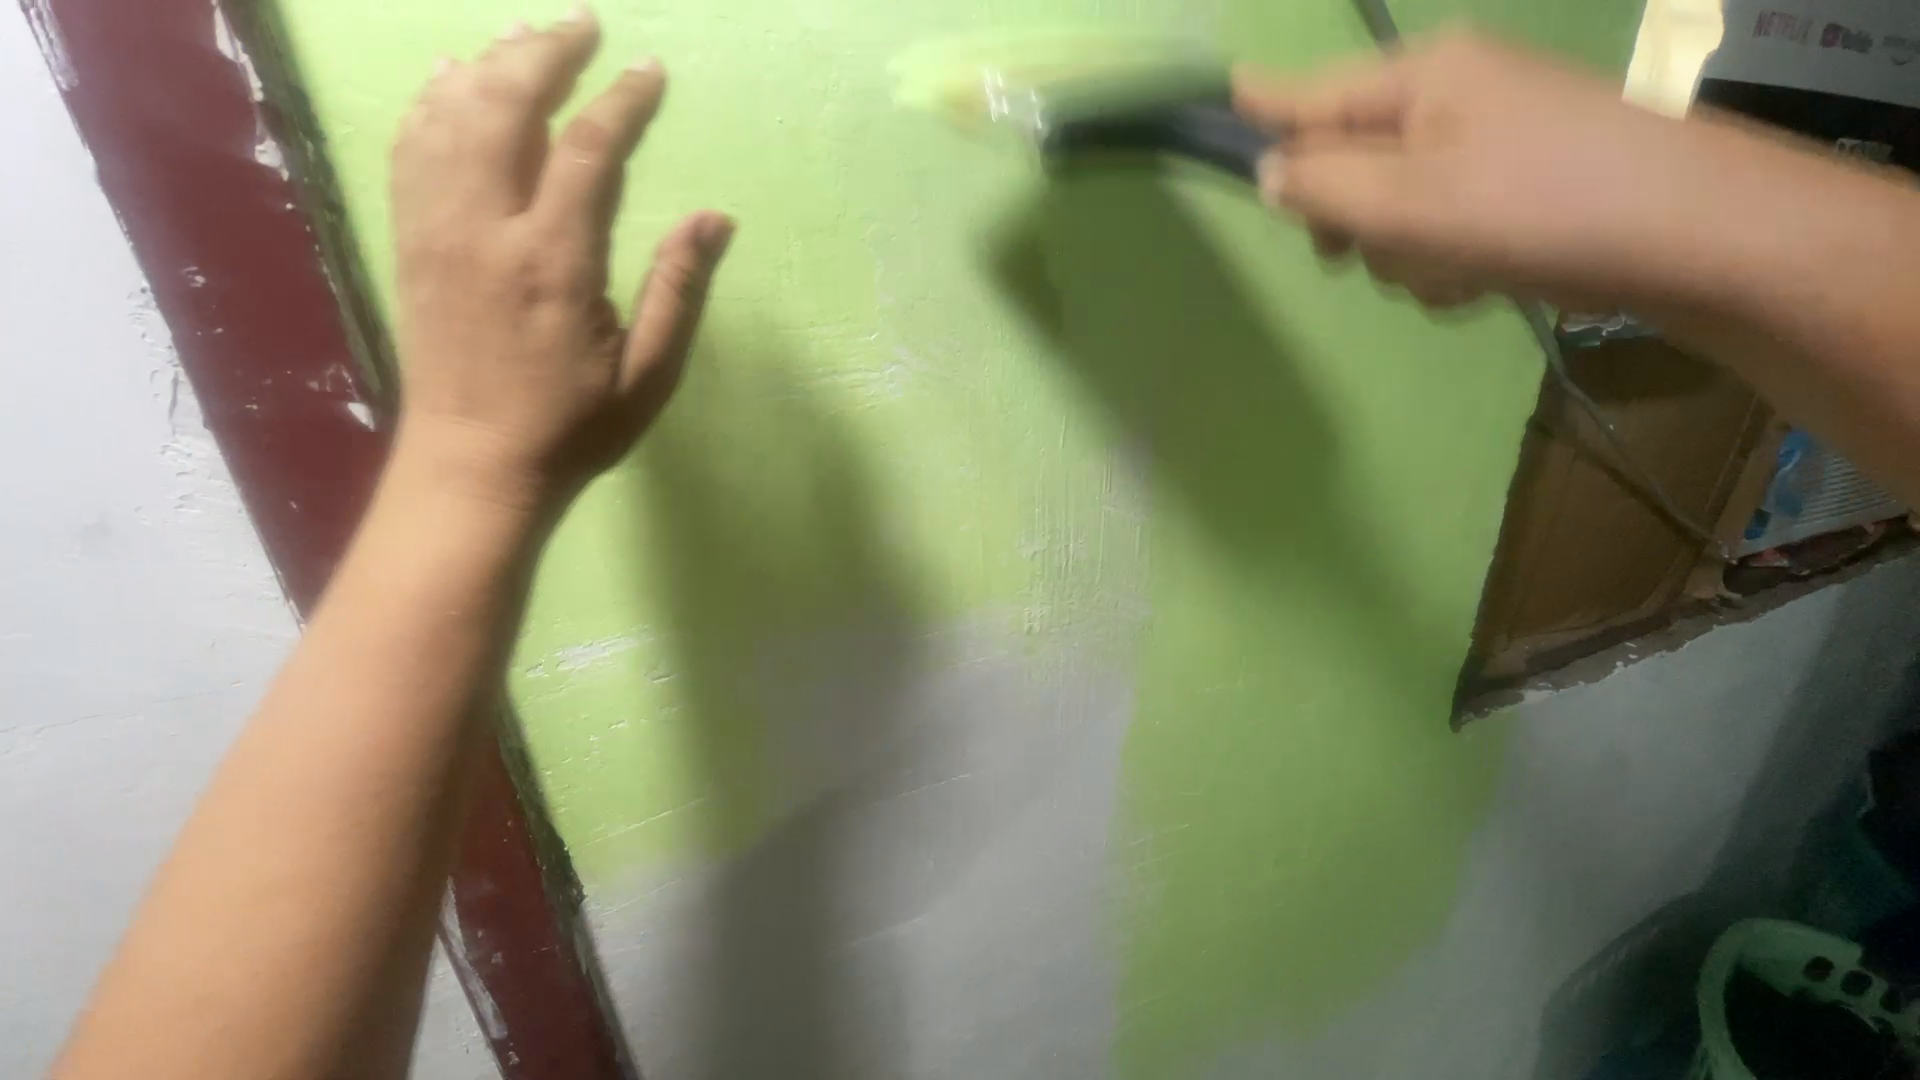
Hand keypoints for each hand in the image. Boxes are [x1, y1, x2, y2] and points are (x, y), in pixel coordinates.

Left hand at [389, 9, 731, 512]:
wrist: (474, 466)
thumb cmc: (573, 427)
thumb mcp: (648, 373)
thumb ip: (677, 290)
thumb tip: (714, 219)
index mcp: (553, 261)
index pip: (588, 152)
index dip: (621, 103)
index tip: (649, 72)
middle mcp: (485, 228)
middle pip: (506, 107)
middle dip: (546, 54)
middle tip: (583, 24)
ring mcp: (437, 230)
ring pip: (450, 115)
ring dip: (489, 65)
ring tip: (525, 38)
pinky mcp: (410, 242)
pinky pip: (412, 149)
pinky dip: (433, 102)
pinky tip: (452, 82)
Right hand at [1233, 30, 1734, 311]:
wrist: (1688, 239)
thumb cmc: (1530, 207)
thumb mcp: (1402, 201)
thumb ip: (1319, 186)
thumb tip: (1269, 173)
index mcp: (1420, 78)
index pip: (1313, 92)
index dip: (1264, 104)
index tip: (1225, 92)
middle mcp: (1450, 98)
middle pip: (1348, 163)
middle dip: (1348, 218)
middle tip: (1353, 252)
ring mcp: (1485, 142)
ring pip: (1389, 209)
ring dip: (1401, 253)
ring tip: (1449, 268)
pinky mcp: (1510, 188)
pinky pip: (1436, 228)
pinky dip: (1443, 262)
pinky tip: (1478, 276)